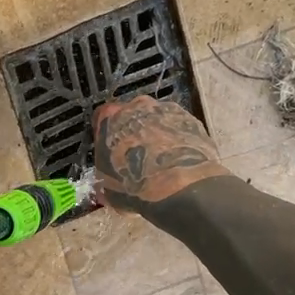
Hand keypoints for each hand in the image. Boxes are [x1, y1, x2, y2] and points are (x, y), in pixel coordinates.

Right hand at [93, 96, 229, 210]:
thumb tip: (105, 185)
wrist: (180, 186)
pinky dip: (176, 140)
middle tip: (133, 155)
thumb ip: (104, 178)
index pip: (102, 118)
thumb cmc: (134, 184)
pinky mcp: (192, 119)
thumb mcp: (107, 188)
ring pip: (156, 119)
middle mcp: (138, 106)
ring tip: (158, 161)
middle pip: (131, 114)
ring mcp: (167, 110)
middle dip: (131, 131)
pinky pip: (178, 127)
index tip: (108, 151)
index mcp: (110, 118)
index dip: (104, 135)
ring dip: (155, 134)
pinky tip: (176, 161)